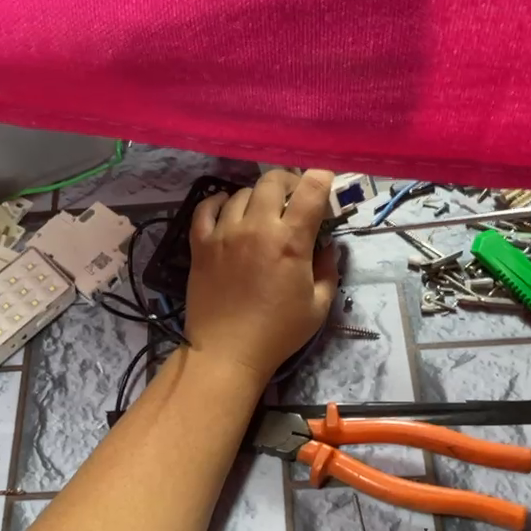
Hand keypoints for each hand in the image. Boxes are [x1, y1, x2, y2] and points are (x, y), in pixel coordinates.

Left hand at [185, 168, 338, 380]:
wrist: (227, 352)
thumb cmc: (277, 333)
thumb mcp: (318, 306)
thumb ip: (329, 270)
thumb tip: (329, 247)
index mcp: (290, 241)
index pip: (310, 190)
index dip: (321, 179)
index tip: (325, 183)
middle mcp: (257, 228)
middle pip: (272, 181)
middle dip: (289, 182)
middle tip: (293, 198)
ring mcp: (224, 234)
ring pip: (241, 194)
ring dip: (257, 196)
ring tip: (262, 212)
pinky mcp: (201, 245)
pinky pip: (205, 209)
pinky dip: (217, 202)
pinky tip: (226, 208)